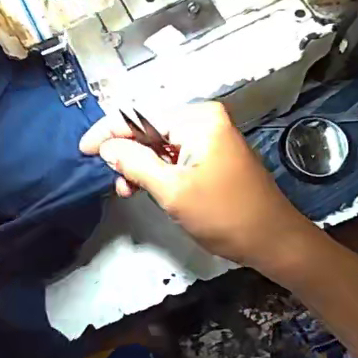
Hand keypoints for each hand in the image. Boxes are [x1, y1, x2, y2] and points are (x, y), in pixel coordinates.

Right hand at [80, 102, 328, 279]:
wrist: (273, 241)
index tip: (84, 149)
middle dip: (126, 152)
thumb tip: (107, 147)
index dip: (109, 132)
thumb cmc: (225, 215)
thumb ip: (136, 164)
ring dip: (140, 165)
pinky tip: (146, 188)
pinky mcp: (213, 155)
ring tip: (129, 190)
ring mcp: (211, 137)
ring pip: (160, 144)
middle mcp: (205, 120)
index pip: (141, 116)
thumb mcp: (172, 191)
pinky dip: (158, 171)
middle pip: (150, 128)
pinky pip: (175, 155)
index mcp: (198, 120)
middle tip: (112, 179)